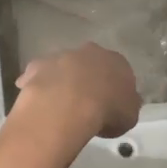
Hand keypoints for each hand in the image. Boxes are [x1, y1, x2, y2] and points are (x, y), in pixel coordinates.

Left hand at [12, 43, 141, 142]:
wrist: (69, 104)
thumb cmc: (107, 110)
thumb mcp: (129, 115)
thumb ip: (128, 106)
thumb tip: (126, 103)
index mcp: (116, 61)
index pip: (119, 71)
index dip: (114, 88)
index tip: (110, 104)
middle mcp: (89, 52)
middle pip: (89, 64)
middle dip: (87, 79)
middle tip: (85, 103)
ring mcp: (61, 56)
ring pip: (63, 67)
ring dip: (62, 82)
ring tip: (60, 107)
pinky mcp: (37, 65)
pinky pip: (39, 77)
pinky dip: (40, 87)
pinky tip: (40, 105)